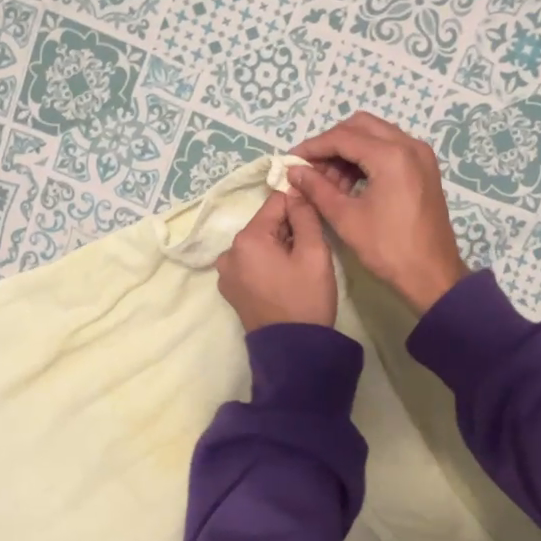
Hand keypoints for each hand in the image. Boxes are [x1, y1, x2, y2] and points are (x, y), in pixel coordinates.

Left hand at [216, 189, 337, 331]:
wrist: (293, 350)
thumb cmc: (306, 299)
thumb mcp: (314, 253)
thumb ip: (304, 215)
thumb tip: (295, 191)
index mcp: (246, 239)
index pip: (275, 202)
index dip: (298, 208)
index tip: (314, 224)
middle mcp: (228, 251)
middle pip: (264, 224)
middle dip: (287, 231)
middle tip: (308, 253)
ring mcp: (225, 272)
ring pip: (258, 244)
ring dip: (277, 248)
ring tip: (296, 270)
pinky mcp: (230, 289)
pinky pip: (250, 263)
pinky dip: (266, 264)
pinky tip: (282, 280)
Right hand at [285, 113, 469, 313]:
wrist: (432, 274)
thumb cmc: (388, 248)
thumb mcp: (346, 218)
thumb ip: (317, 189)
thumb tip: (294, 171)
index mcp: (391, 156)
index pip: (342, 137)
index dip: (313, 147)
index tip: (292, 160)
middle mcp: (409, 145)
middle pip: (360, 127)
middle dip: (332, 144)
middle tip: (311, 169)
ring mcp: (421, 156)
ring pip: (376, 136)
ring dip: (349, 152)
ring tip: (328, 183)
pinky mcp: (424, 169)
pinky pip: (390, 150)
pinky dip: (367, 159)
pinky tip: (350, 185)